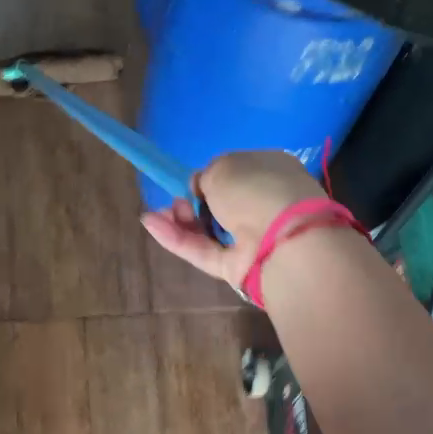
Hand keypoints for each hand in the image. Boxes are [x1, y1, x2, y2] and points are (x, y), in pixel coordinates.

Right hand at [140, 151, 328, 288]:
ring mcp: (250, 240)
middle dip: (191, 203)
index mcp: (271, 172)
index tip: (189, 182)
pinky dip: (177, 239)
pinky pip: (203, 251)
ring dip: (180, 221)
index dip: (210, 178)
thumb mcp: (223, 165)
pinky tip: (150, 224)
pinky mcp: (236, 267)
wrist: (282, 239)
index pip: (237, 174)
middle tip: (173, 201)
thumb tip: (200, 187)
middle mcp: (262, 205)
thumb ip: (206, 175)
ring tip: (160, 214)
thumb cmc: (255, 189)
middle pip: (219, 206)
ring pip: (208, 231)